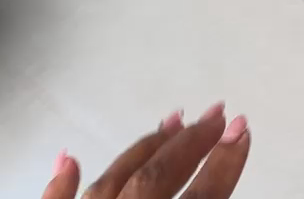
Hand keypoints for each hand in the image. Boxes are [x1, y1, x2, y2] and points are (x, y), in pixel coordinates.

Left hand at [43, 103, 248, 198]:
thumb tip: (217, 191)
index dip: (226, 163)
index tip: (243, 133)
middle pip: (156, 178)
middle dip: (192, 142)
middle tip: (217, 113)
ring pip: (111, 181)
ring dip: (144, 149)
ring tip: (170, 121)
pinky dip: (61, 184)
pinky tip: (69, 159)